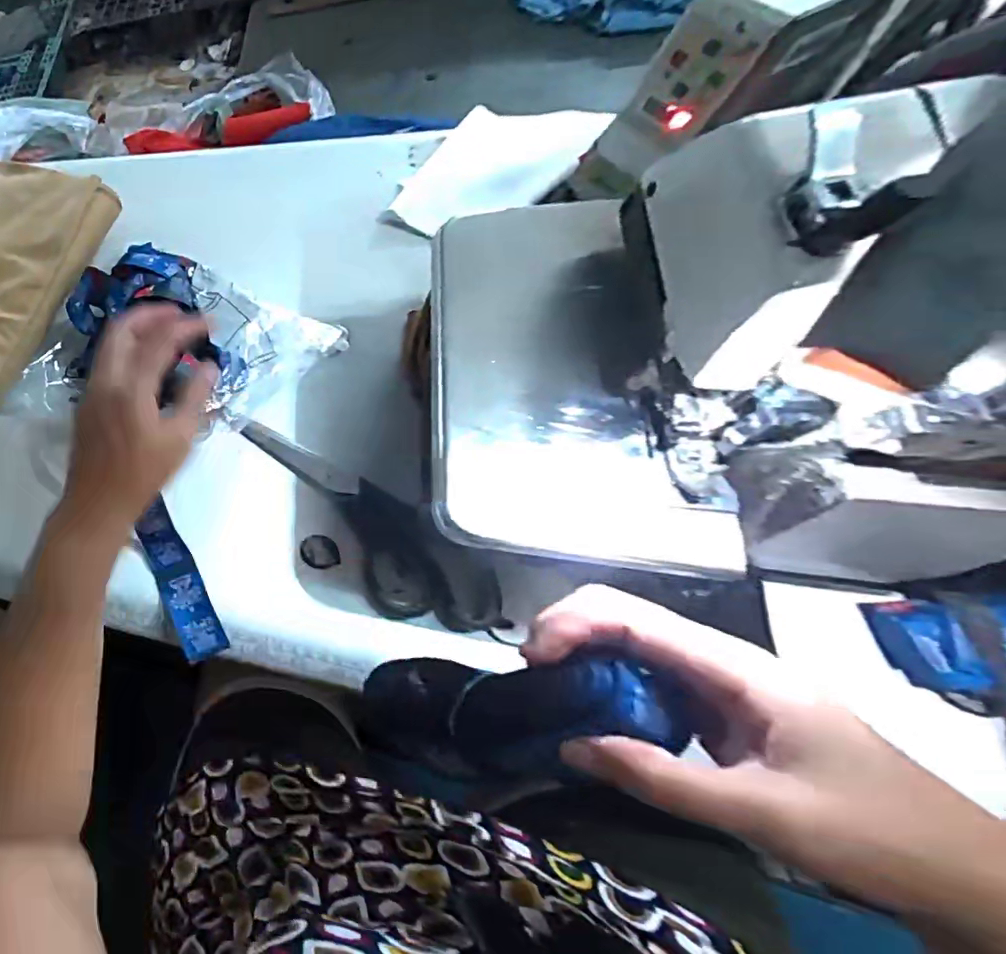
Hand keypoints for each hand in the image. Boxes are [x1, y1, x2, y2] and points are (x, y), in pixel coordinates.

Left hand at [60, 304, 217, 535]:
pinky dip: (127, 348)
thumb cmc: (141, 476)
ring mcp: (90, 389)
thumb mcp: (179, 440)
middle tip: (180, 315)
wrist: (96, 503)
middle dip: (152, 313)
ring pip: (109, 342)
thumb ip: (195, 397)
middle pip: (122, 327)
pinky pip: (105, 360)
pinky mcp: (86, 400)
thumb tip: (209, 366)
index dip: (185, 325)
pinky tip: (148, 361)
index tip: (208, 323)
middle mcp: (104, 380)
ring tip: (167, 331)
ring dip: (137, 329)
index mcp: (129, 389)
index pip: (159, 340)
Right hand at [526, 586, 1005, 945]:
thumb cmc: (879, 836)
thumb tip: (568, 747)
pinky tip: (592, 710)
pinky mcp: (721, 709)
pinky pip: (648, 678)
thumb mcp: (765, 814)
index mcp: (740, 669)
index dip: (571, 623)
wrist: (972, 879)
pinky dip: (607, 682)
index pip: (632, 615)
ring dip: (582, 654)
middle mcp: (726, 663)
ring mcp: (725, 685)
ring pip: (632, 643)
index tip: (534, 661)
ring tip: (550, 687)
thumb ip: (661, 779)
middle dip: (567, 630)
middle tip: (533, 672)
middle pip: (624, 616)